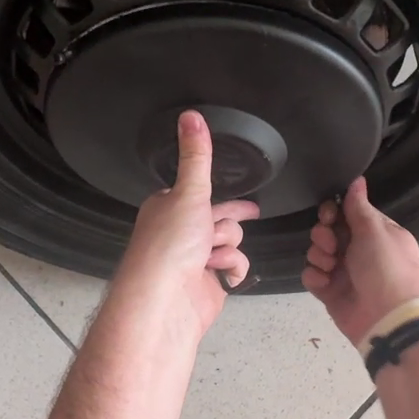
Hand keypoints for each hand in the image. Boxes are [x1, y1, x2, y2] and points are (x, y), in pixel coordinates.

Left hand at [111, 111, 260, 334]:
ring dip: (228, 246)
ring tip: (213, 254)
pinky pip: (234, 267)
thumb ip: (197, 156)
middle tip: (254, 212)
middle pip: (220, 217)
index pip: (200, 193)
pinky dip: (233, 269)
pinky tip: (223, 274)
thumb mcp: (188, 192)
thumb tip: (191, 115)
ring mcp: (194, 260)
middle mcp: (179, 233)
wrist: (165, 302)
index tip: (238, 192)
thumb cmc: (168, 247)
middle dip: (229, 220)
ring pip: (230, 241)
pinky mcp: (209, 283)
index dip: (220, 193)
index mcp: (168, 208)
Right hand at [302, 177, 418, 346]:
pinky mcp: (331, 293)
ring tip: (330, 266)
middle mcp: (359, 251)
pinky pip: (312, 276)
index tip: (329, 216)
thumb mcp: (375, 231)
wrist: (390, 319)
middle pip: (328, 231)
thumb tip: (357, 179)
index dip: (333, 212)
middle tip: (331, 245)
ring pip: (317, 253)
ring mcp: (344, 273)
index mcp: (375, 233)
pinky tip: (325, 282)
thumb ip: (359, 206)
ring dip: (319, 256)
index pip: (347, 214)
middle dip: (323, 235)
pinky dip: (315, 277)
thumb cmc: (388, 269)